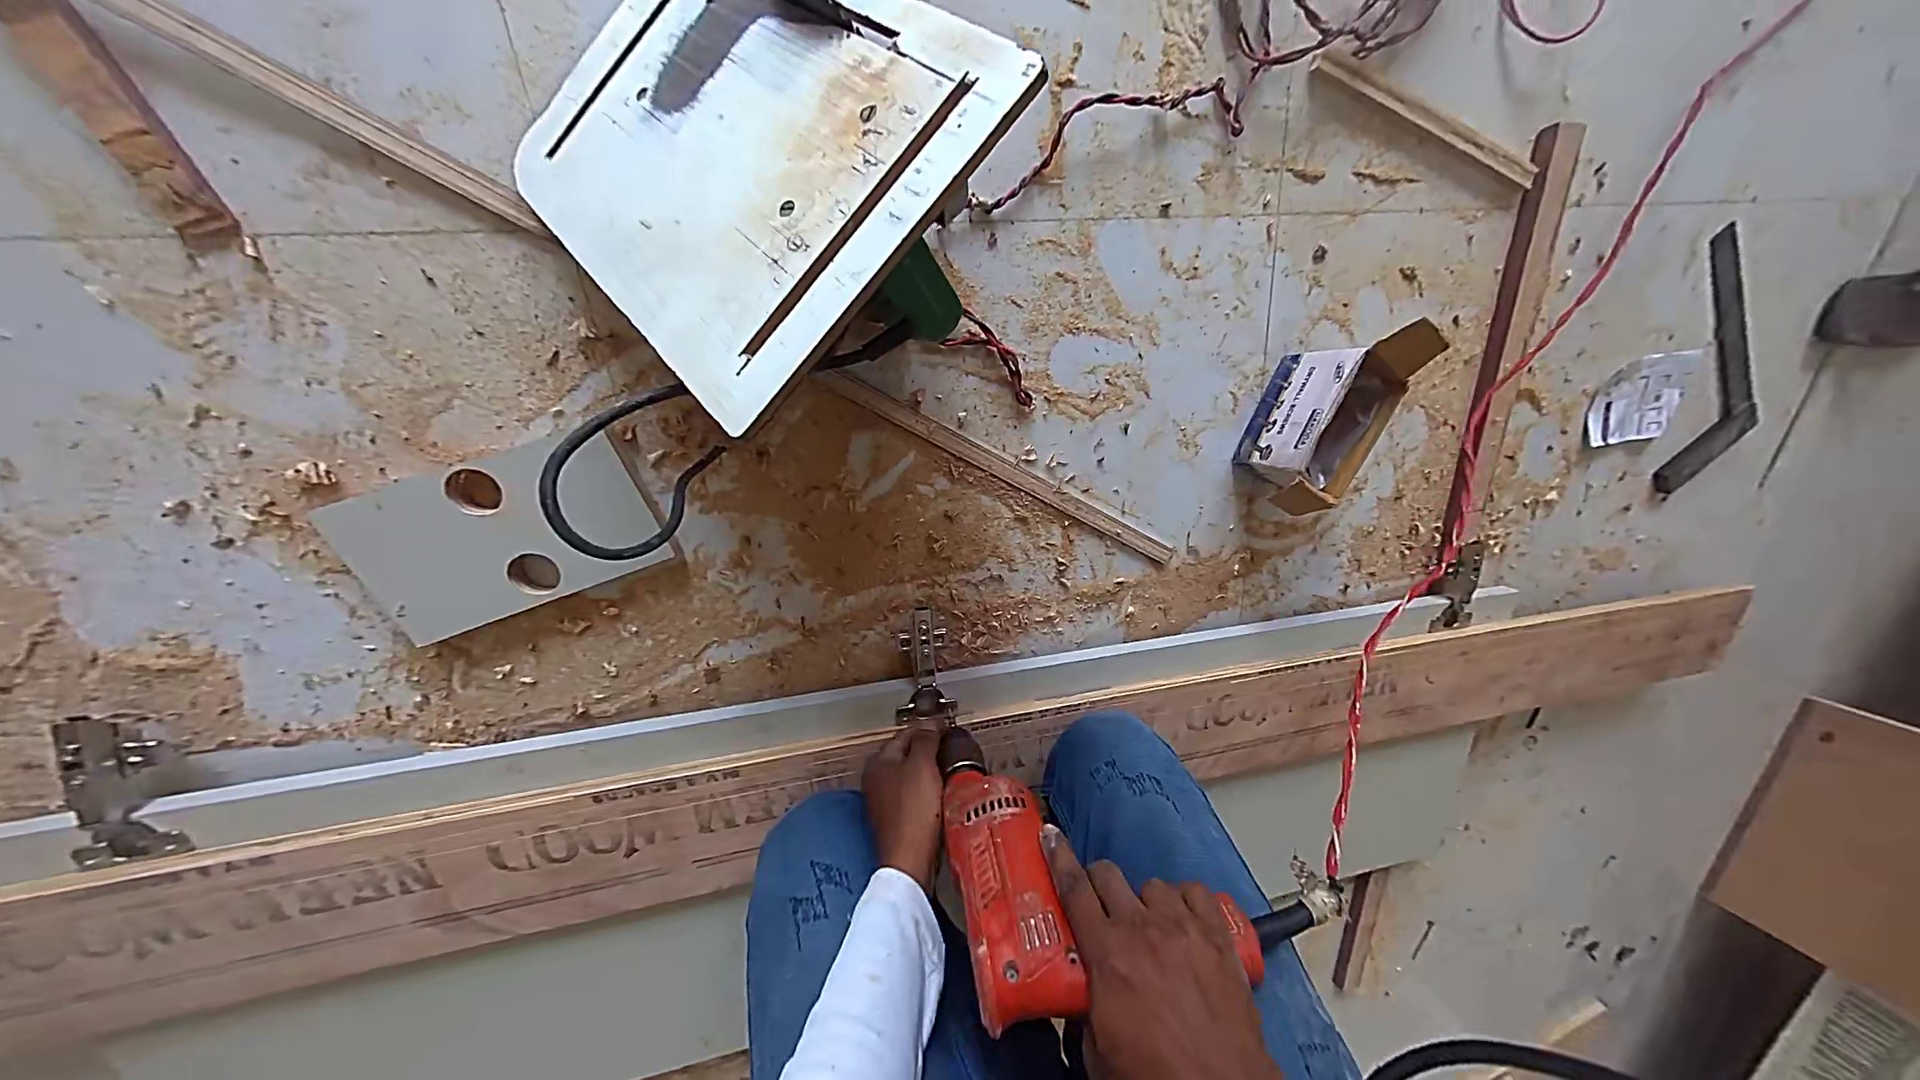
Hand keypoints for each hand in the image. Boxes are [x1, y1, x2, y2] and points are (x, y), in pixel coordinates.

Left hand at [861, 725, 944, 890]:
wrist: (909, 860)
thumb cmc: (913, 811)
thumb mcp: (922, 766)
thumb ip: (926, 740)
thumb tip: (930, 723)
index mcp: (878, 762)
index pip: (906, 734)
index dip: (929, 729)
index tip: (948, 730)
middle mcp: (876, 779)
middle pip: (908, 754)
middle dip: (930, 751)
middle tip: (952, 751)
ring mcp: (884, 800)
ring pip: (911, 776)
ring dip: (930, 772)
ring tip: (951, 771)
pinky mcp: (895, 818)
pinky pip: (914, 796)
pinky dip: (928, 792)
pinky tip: (942, 795)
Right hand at [1044, 826, 1280, 1079]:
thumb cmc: (1157, 1073)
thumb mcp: (1099, 1048)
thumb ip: (1084, 1007)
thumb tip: (1081, 994)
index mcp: (1106, 953)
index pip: (1074, 889)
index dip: (1058, 857)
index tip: (1050, 837)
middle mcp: (1141, 929)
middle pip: (1107, 874)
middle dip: (1098, 882)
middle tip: (1099, 903)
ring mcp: (1181, 926)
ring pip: (1150, 884)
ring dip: (1143, 900)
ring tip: (1149, 925)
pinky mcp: (1216, 934)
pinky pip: (1194, 891)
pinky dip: (1184, 899)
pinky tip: (1183, 918)